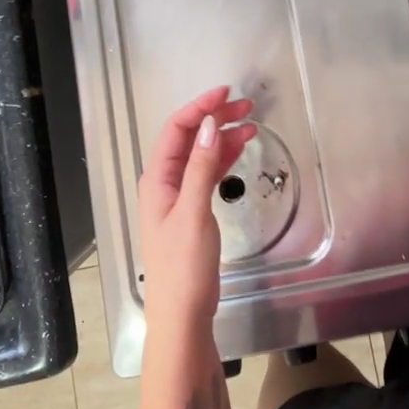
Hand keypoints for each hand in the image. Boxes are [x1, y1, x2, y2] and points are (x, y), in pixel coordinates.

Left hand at [138, 87, 257, 329]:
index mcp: (157, 179)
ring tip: (251, 124)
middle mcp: (164, 182)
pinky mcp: (193, 209)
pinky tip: (241, 150)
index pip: (176, 129)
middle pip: (189, 138)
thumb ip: (201, 167)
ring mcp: (179, 196)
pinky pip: (208, 172)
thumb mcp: (193, 212)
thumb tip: (209, 125)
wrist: (182, 315)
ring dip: (223, 136)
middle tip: (246, 105)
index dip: (200, 107)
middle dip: (215, 117)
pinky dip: (224, 158)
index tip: (226, 93)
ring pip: (201, 153)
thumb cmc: (183, 266)